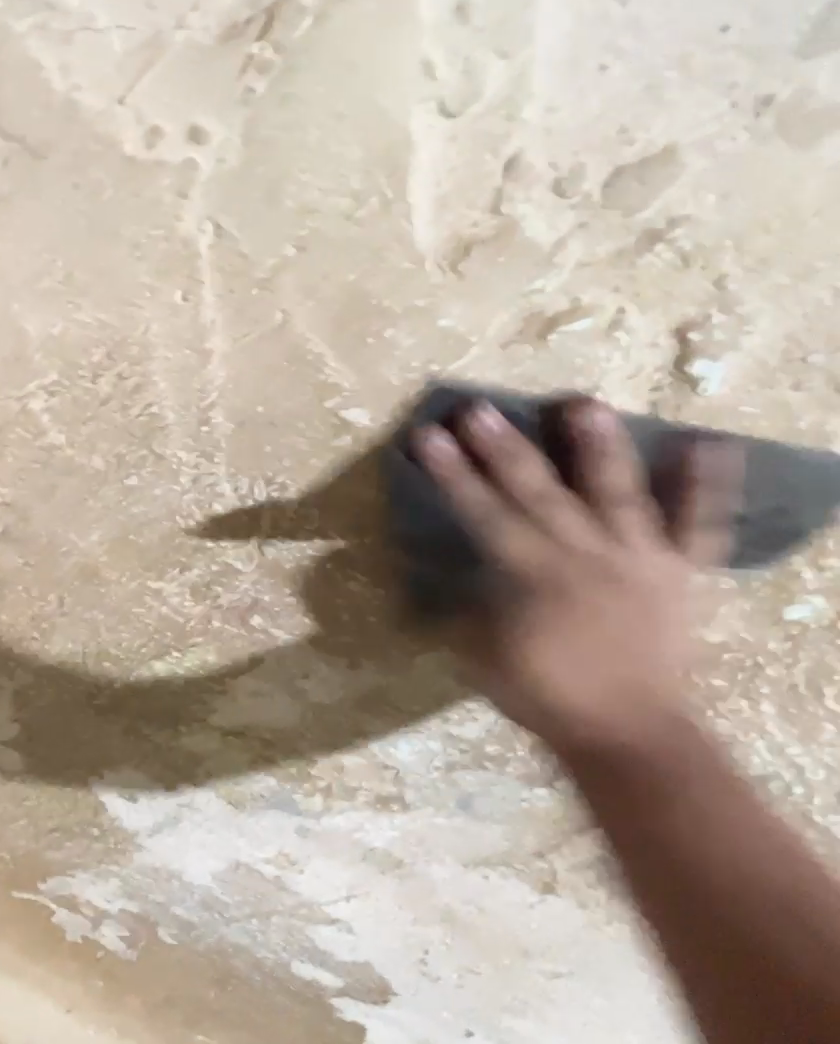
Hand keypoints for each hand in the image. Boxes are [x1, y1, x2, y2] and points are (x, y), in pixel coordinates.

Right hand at [411, 399, 742, 756]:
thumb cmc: (542, 693)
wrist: (629, 732)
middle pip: (536, 493)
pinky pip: (699, 526)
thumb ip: (471, 600)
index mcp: (529, 577)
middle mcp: (583, 557)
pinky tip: (709, 442)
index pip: (480, 513)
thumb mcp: (480, 649)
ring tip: (582, 403)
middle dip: (502, 449)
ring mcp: (638, 561)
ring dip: (597, 448)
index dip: (450, 473)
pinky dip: (707, 486)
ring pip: (616, 495)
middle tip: (478, 408)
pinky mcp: (680, 573)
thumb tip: (457, 567)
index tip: (427, 436)